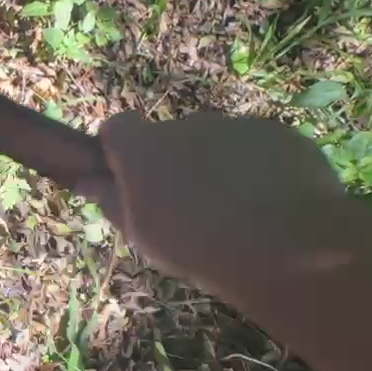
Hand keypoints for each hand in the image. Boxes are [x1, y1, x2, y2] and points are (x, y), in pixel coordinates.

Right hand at [99, 111, 350, 312]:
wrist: (283, 244)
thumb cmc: (191, 244)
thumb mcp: (138, 231)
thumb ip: (112, 199)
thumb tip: (88, 181)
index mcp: (146, 149)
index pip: (117, 126)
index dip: (116, 147)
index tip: (121, 174)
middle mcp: (190, 126)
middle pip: (167, 136)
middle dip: (166, 161)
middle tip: (173, 203)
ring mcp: (239, 126)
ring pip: (210, 142)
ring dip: (206, 165)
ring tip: (220, 208)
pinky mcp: (280, 134)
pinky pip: (250, 147)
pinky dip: (245, 167)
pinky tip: (255, 202)